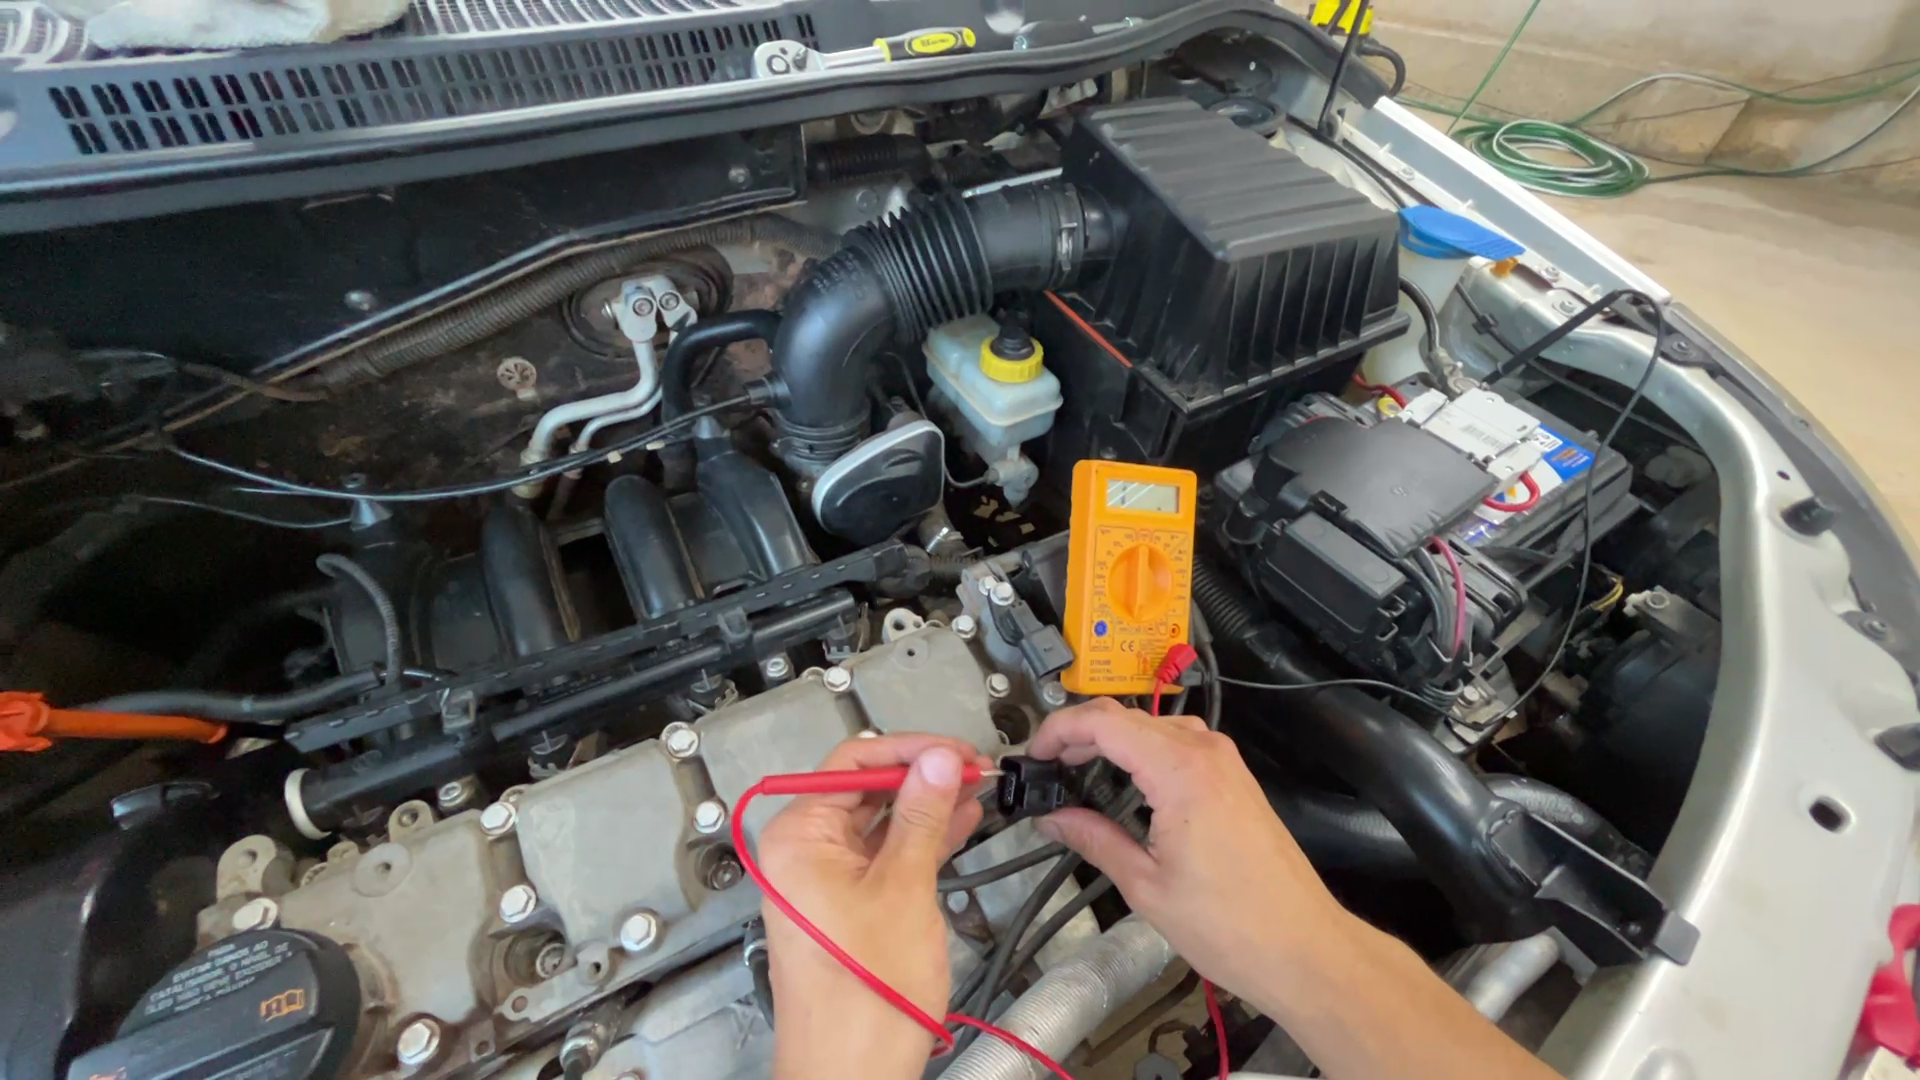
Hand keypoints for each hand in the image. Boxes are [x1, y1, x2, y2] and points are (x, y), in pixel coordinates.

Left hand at [755, 734, 991, 1079]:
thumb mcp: (903, 887)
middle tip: (972, 767)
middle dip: (922, 775)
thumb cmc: (867, 990)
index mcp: (799, 834)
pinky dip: (922, 836)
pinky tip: (962, 820)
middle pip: (867, 787)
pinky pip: (887, 851)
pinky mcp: (850, 899)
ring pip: (882, 819)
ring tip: (975, 787)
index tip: (955, 750)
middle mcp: (806, 848)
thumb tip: (940, 759)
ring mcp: (828, 875)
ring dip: (929, 803)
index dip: (908, 749)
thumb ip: (922, 815)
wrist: (855, 1077)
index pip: (853, 762)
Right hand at [1028, 697, 1349, 1004]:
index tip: (1034, 754)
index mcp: (1179, 770)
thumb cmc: (1230, 925)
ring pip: (1152, 724)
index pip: (1104, 721)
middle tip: (1048, 766)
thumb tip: (1051, 819)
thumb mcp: (1146, 885)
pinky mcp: (1234, 775)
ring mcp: (1224, 759)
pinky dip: (1142, 748)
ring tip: (1079, 769)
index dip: (1060, 729)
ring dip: (1111, 738)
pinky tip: (1126, 780)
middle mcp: (1204, 751)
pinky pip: (1178, 741)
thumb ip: (1093, 839)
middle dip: (1079, 732)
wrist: (1307, 949)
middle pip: (1125, 716)